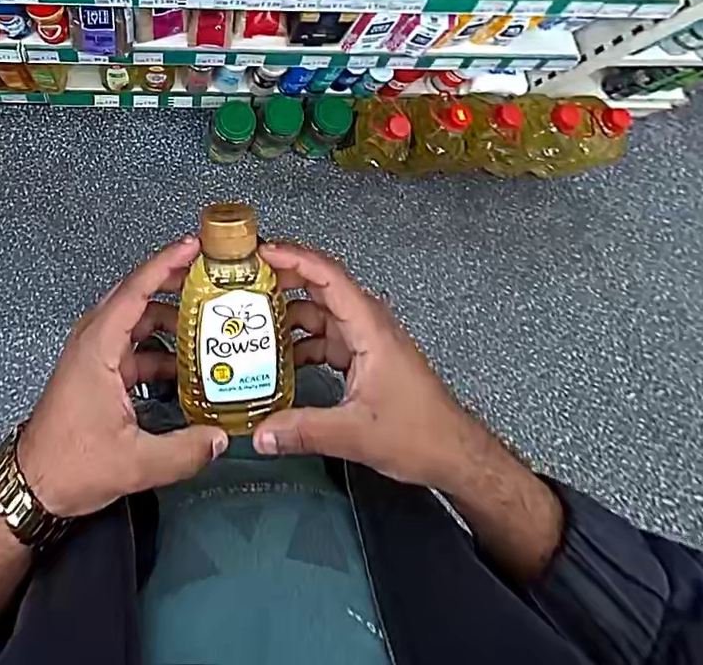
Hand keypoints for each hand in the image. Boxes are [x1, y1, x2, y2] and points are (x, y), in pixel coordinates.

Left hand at [17, 237, 227, 517]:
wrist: (30, 489)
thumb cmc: (68, 466)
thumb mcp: (133, 462)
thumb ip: (183, 451)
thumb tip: (220, 438)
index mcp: (98, 347)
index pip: (135, 289)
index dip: (166, 263)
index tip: (194, 246)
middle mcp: (94, 341)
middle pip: (137, 293)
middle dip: (174, 278)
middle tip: (209, 274)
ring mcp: (95, 353)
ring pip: (138, 318)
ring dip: (170, 315)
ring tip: (205, 322)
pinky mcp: (99, 369)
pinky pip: (135, 342)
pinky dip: (161, 344)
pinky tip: (185, 364)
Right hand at [253, 241, 494, 493]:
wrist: (453, 450)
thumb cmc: (422, 432)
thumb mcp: (356, 433)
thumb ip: (303, 431)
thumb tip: (262, 432)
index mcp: (369, 327)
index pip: (329, 275)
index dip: (295, 258)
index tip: (265, 253)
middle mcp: (368, 325)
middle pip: (321, 287)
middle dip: (284, 279)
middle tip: (249, 282)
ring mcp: (366, 340)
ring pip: (321, 314)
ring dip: (290, 316)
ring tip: (256, 323)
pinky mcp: (364, 357)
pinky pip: (326, 338)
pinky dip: (302, 342)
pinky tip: (281, 360)